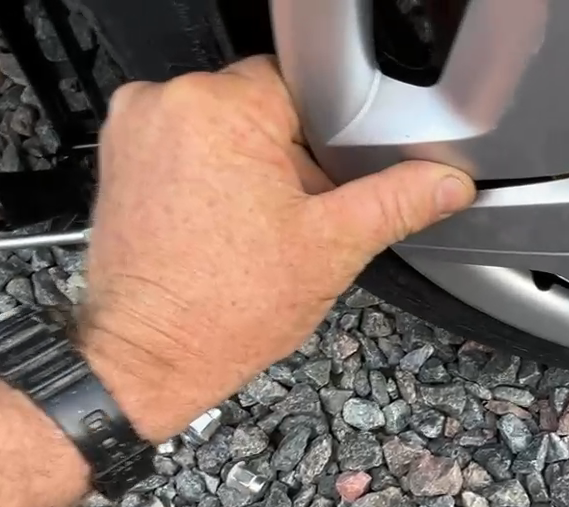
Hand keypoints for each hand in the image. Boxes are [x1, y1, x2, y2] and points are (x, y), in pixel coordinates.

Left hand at [77, 57, 474, 439]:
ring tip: (253, 234)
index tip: (328, 188)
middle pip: (262, 110)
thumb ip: (395, 203)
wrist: (155, 355)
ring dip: (251, 173)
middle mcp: (168, 103)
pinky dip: (213, 183)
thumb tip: (447, 182)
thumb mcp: (332, 250)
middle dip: (290, 162)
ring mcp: (136, 130)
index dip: (328, 143)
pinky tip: (224, 233)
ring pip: (225, 132)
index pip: (302, 88)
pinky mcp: (121, 161)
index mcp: (224, 109)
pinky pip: (188, 151)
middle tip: (293, 223)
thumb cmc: (227, 309)